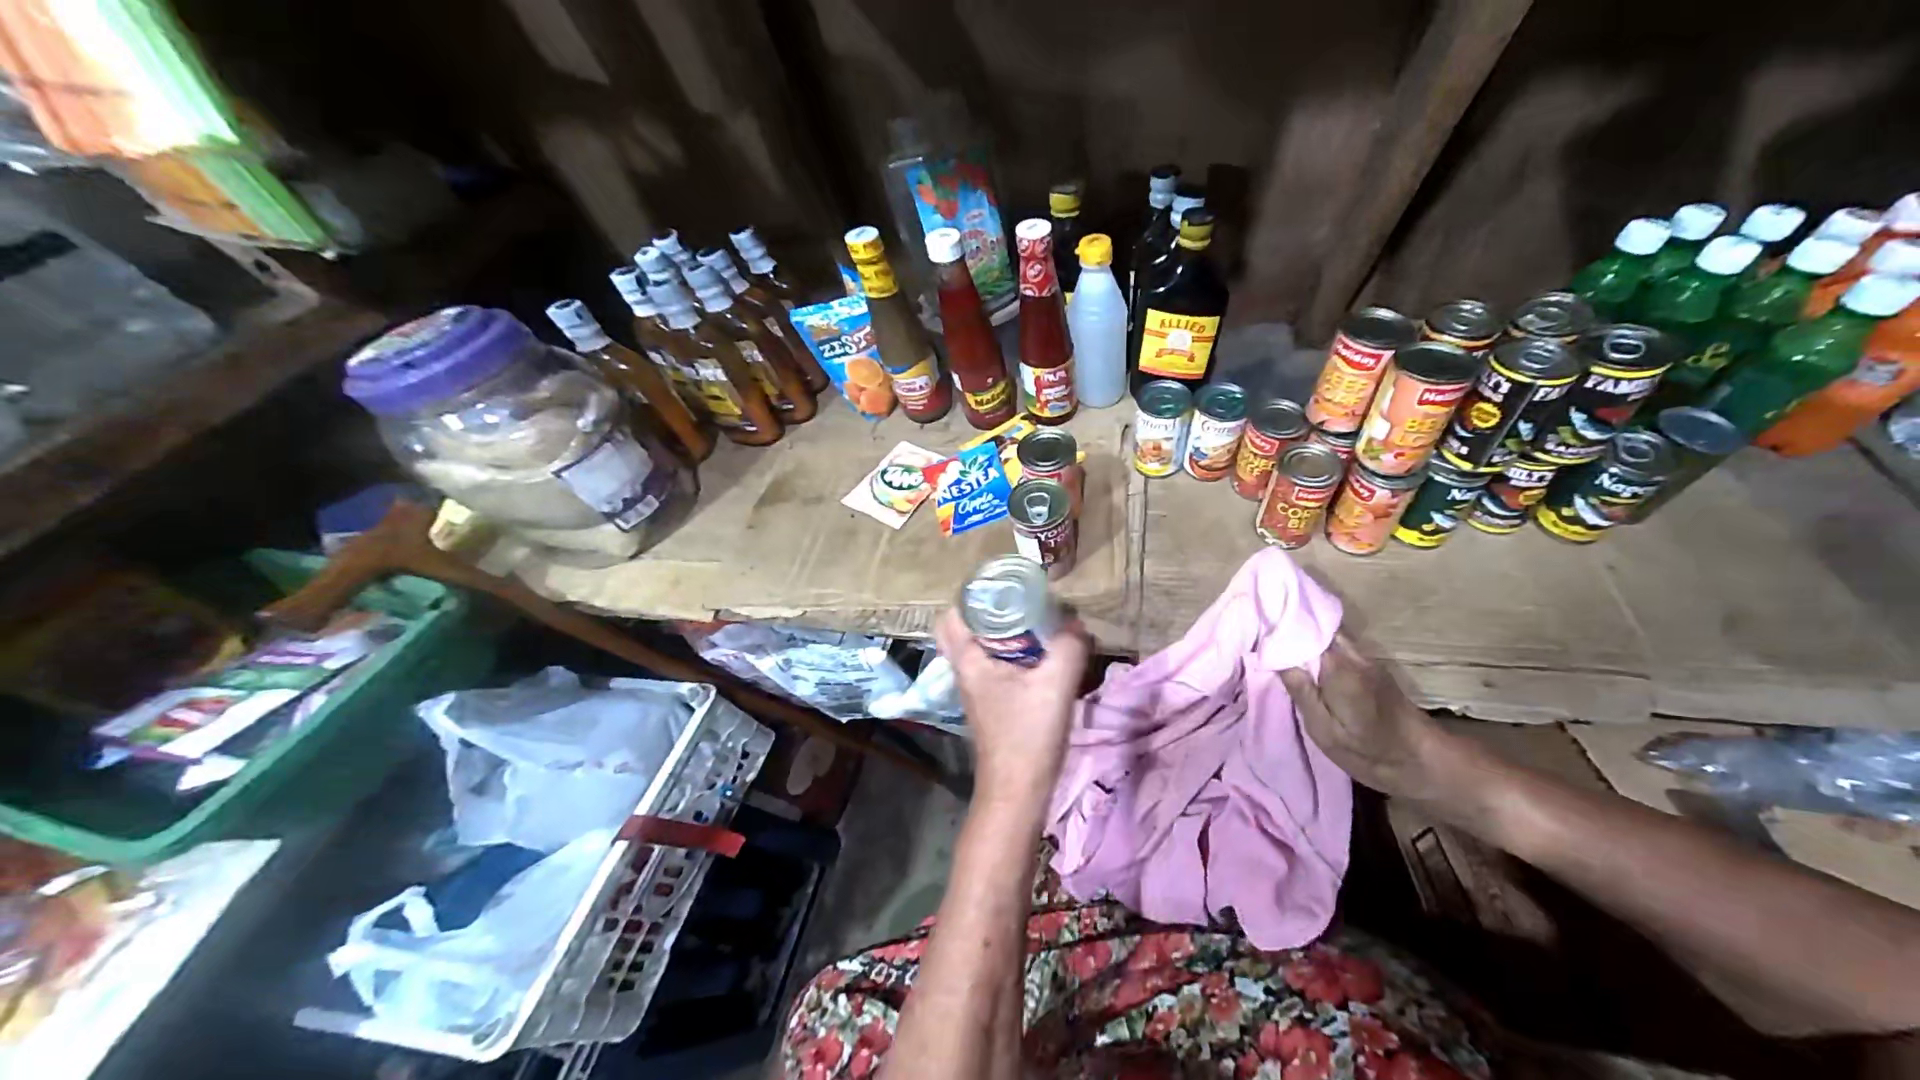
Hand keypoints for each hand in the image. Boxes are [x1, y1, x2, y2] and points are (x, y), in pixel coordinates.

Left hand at [934, 608, 1090, 808]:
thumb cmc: (1028, 735)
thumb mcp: (1056, 684)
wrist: (1018, 792)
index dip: (973, 594)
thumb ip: (1069, 646)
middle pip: (966, 628)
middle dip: (991, 611)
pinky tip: (1043, 658)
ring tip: (1038, 623)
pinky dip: (1014, 655)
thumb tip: (1076, 623)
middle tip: (1023, 602)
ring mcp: (977, 690)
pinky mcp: (992, 705)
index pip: (952, 614)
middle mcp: (966, 671)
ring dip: (1005, 633)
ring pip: (982, 649)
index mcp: (968, 660)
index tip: (1005, 584)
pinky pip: (997, 667)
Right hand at [1278, 633, 1465, 801]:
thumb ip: (1303, 693)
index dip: (1282, 626)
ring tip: (1276, 642)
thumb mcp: (1324, 730)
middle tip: (1262, 631)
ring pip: (1328, 636)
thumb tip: (1278, 659)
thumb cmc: (1368, 752)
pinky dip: (1318, 648)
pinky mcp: (1371, 669)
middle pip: (1318, 629)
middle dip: (1292, 626)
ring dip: (1305, 636)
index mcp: (1341, 669)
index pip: (1307, 632)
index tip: (1259, 623)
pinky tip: (1301, 657)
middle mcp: (1355, 656)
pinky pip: (1338, 648)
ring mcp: (1366, 660)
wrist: (1421, 763)